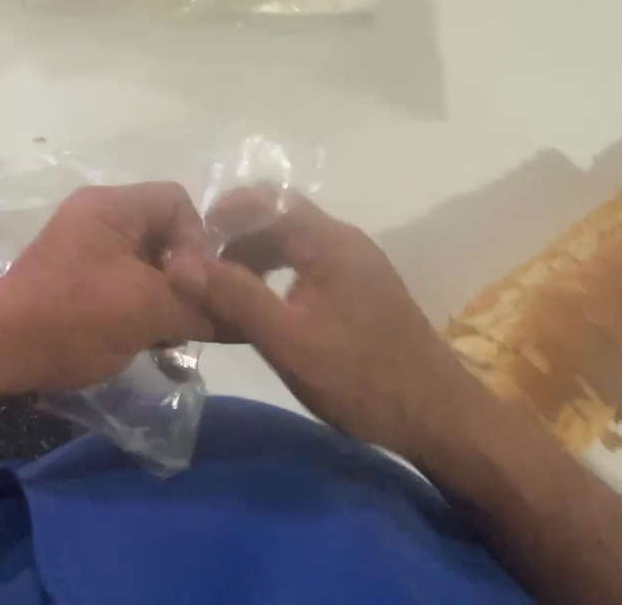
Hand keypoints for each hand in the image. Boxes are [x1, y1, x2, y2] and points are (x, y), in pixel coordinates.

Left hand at [0, 183, 215, 394]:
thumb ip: (202, 307)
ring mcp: (84, 247)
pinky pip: (126, 279)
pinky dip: (142, 305)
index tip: (193, 287)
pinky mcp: (77, 276)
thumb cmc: (72, 320)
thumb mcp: (146, 312)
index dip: (198, 241)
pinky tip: (146, 338)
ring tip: (166, 333)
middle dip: (184, 275)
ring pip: (148, 262)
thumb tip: (248, 314)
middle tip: (186, 315)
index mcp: (110, 206)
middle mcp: (97, 216)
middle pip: (165, 232)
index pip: (178, 202)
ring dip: (165, 296)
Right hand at [166, 187, 479, 458]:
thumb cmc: (363, 378)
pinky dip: (276, 273)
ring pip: (292, 243)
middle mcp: (345, 242)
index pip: (269, 199)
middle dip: (235, 236)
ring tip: (223, 288)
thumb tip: (180, 263)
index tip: (192, 239)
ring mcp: (357, 267)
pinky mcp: (361, 291)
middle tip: (200, 268)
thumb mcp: (289, 341)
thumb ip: (235, 297)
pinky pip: (307, 264)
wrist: (442, 422)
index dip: (227, 211)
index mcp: (331, 242)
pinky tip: (262, 306)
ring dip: (254, 256)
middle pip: (279, 218)